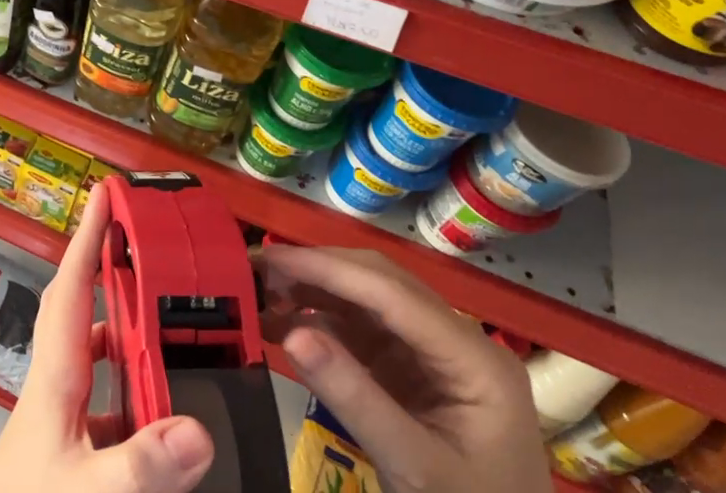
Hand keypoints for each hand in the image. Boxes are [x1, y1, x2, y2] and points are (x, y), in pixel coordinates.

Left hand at [0, 183, 215, 492]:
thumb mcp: (88, 491)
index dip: (88, 238)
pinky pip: (109, 405)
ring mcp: (60, 418)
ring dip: (133, 343)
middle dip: (114, 278)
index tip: (104, 195)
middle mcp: (55, 389)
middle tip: (153, 255)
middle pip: (85, 315)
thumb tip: (198, 429)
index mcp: (53, 381)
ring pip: (100, 363)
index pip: (72, 291)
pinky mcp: (69, 447)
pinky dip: (137, 400)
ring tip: (177, 337)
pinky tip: (166, 421)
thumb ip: (141, 464)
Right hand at [260, 246, 550, 492]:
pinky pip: (359, 330)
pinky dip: (317, 321)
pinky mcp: (410, 369)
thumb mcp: (414, 465)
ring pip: (364, 299)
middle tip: (253, 273)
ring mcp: (432, 353)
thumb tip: (290, 333)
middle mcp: (455, 340)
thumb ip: (356, 400)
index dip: (326, 270)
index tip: (267, 260)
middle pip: (379, 282)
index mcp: (472, 357)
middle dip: (315, 272)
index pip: (391, 293)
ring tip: (257, 298)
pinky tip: (280, 326)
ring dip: (312, 292)